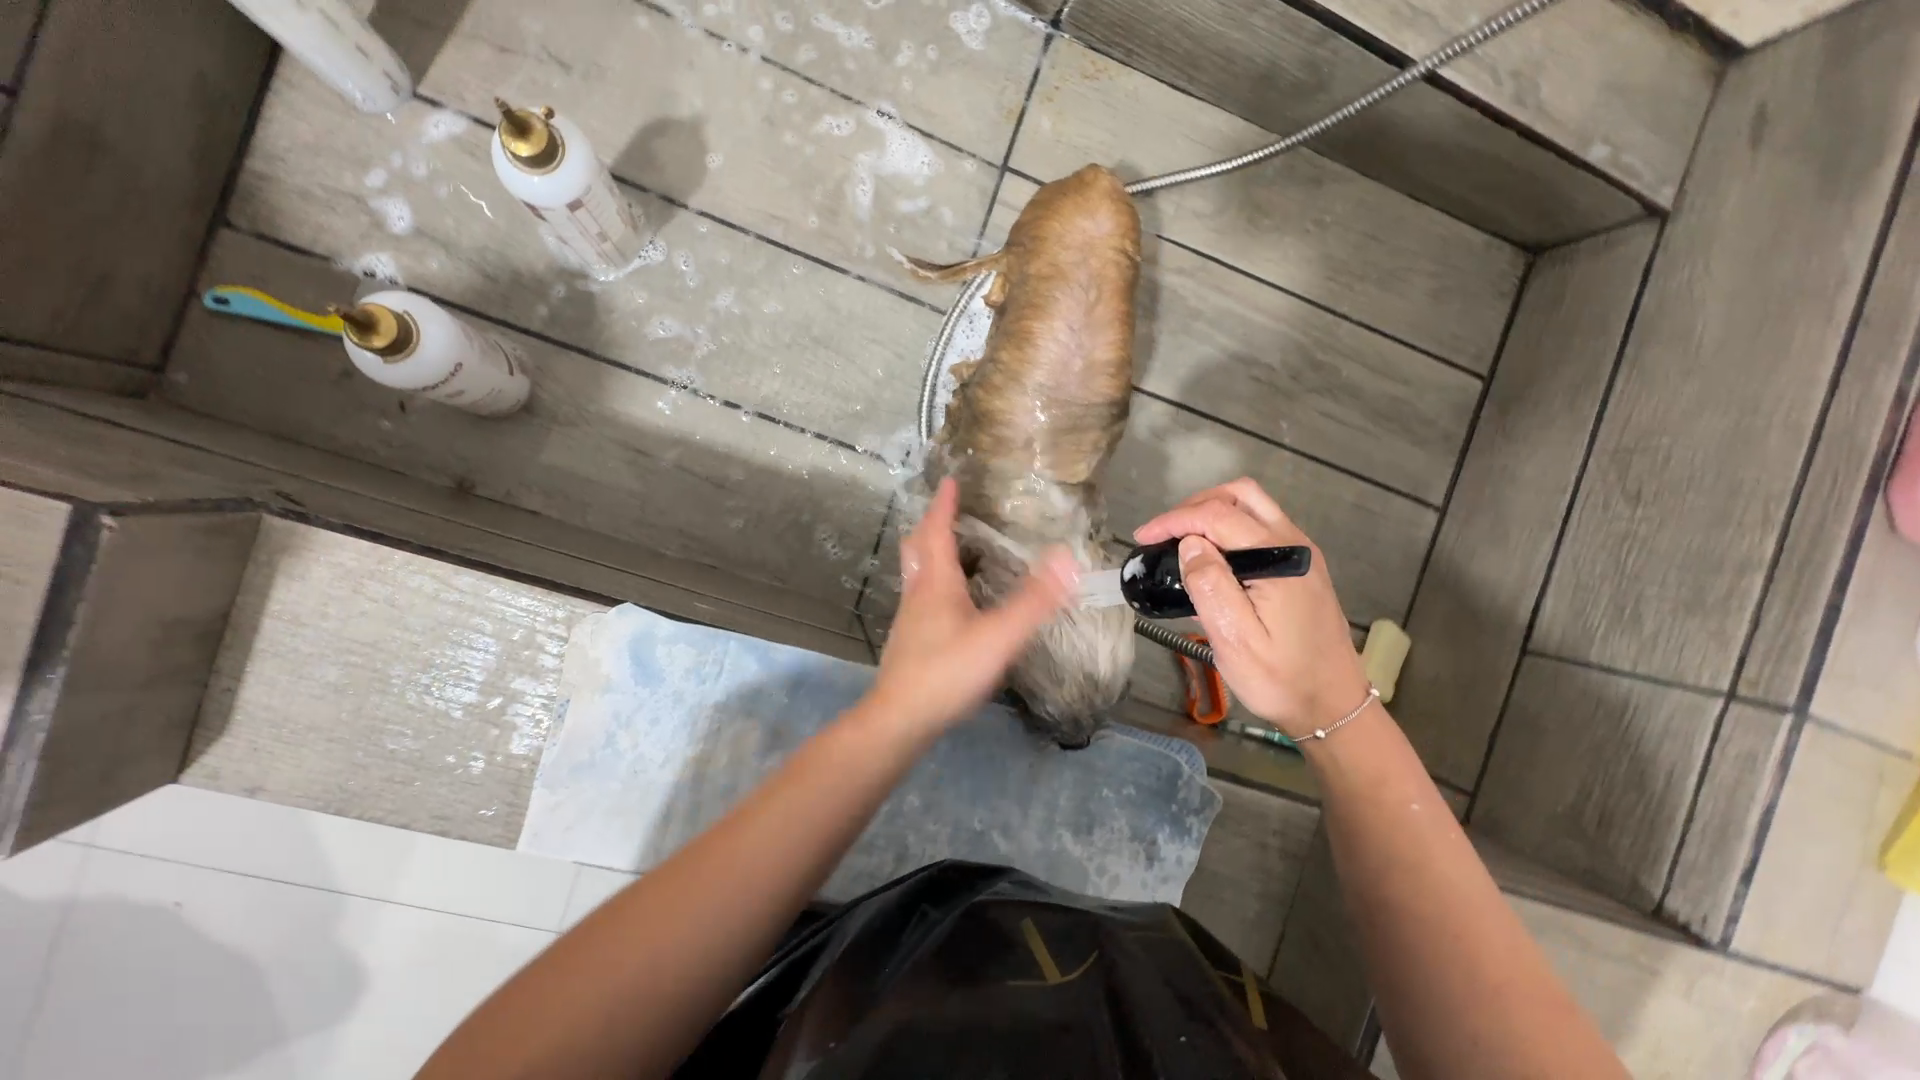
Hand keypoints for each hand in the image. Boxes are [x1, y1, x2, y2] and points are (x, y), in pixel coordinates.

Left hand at [865, 477, 1076, 739]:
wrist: (900, 719)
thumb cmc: (947, 673)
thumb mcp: (998, 637)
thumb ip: (1034, 601)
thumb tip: (1068, 559)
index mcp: (936, 584)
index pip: (937, 532)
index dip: (944, 505)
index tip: (950, 481)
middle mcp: (918, 594)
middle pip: (918, 548)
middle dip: (930, 525)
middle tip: (945, 511)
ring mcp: (910, 620)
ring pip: (916, 574)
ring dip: (929, 554)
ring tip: (948, 550)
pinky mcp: (909, 643)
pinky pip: (920, 599)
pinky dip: (932, 584)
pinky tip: (947, 605)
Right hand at [1135, 478, 1370, 737]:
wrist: (1334, 705)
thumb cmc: (1281, 679)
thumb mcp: (1235, 640)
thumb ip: (1211, 587)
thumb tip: (1190, 544)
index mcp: (1279, 558)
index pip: (1217, 516)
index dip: (1175, 520)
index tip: (1142, 538)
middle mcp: (1294, 544)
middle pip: (1240, 495)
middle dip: (1195, 506)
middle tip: (1162, 534)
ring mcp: (1301, 553)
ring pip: (1254, 506)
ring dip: (1213, 512)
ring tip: (1180, 540)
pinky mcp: (1302, 567)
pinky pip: (1262, 526)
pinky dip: (1229, 526)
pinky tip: (1210, 555)